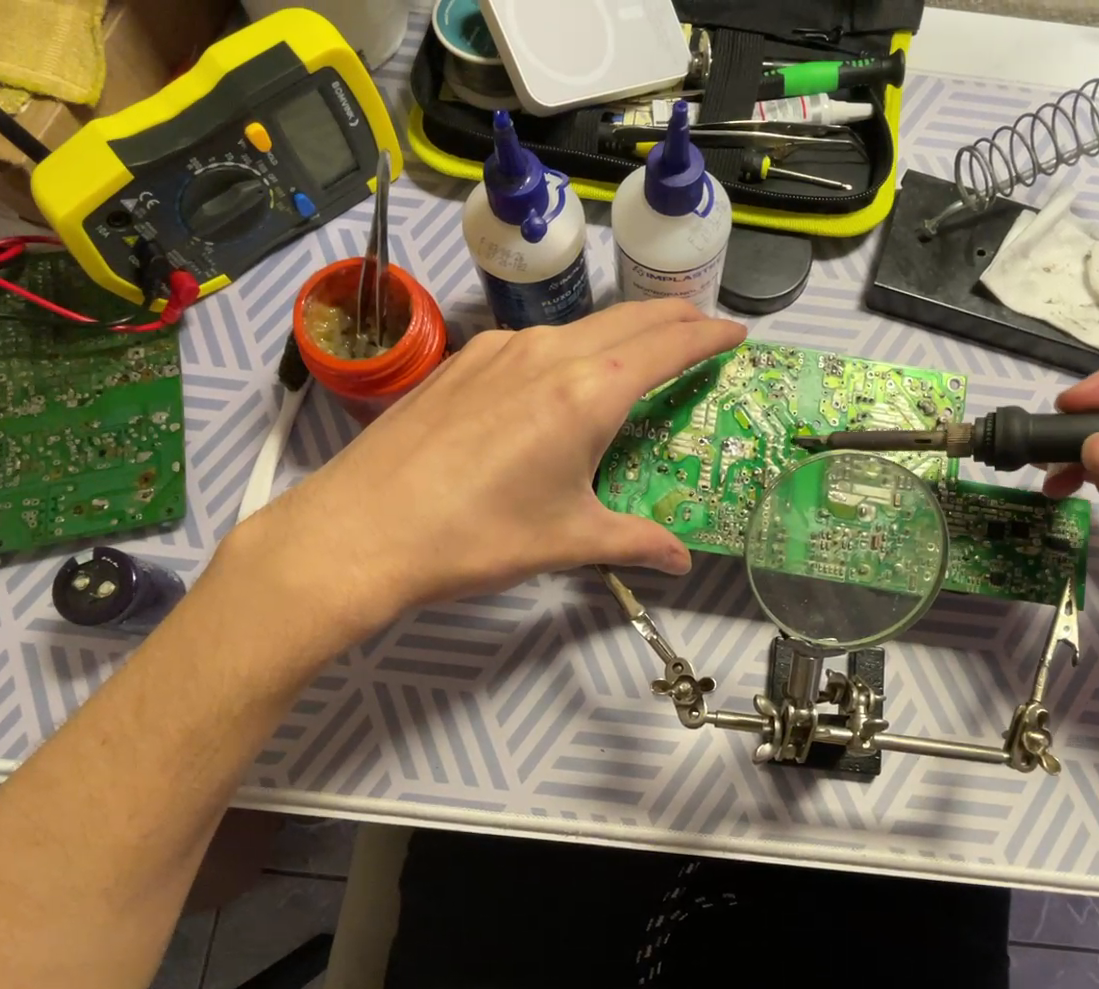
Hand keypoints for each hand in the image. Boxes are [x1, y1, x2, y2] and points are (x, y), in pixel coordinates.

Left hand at [224, 300, 746, 638]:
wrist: (362, 530)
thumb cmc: (478, 537)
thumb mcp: (568, 541)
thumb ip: (634, 542)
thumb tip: (680, 561)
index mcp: (588, 392)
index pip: (668, 345)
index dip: (709, 335)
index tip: (736, 332)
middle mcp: (548, 354)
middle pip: (629, 319)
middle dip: (674, 320)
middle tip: (702, 330)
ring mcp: (499, 350)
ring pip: (580, 325)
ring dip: (621, 331)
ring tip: (639, 353)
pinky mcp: (463, 361)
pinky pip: (535, 341)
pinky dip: (572, 347)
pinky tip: (562, 377)